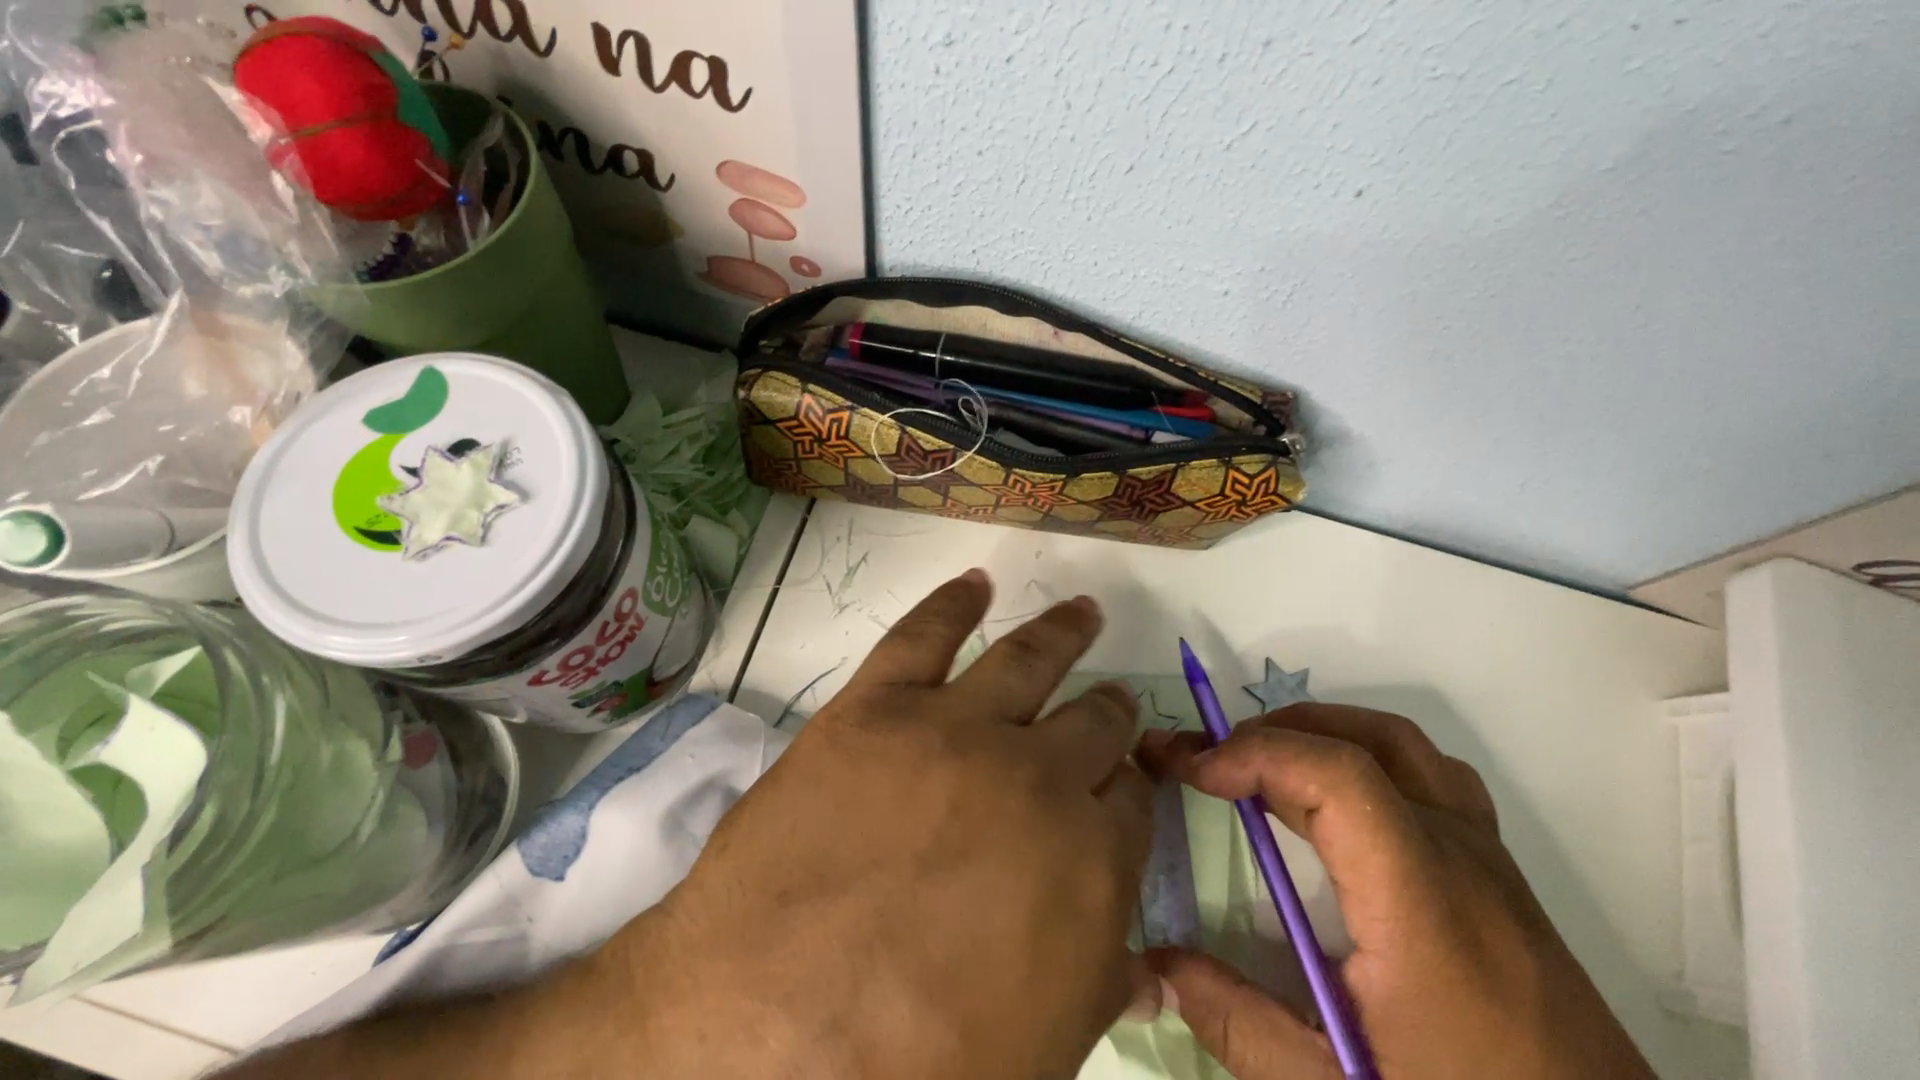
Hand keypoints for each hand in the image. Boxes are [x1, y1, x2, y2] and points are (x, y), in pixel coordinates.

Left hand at [610, 570, 1155, 1079]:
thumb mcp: (1041, 1043)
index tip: (1121, 781)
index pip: (1131, 801)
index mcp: (1093, 860)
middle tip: (1112, 698)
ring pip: (1028, 661)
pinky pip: (925, 635)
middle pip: (1091, 723)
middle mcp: (1039, 777)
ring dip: (1063, 633)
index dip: (1128, 788)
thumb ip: (1098, 987)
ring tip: (1081, 611)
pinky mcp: (876, 709)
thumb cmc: (919, 1058)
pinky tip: (975, 585)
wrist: (770, 1022)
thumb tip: (1148, 978)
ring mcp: (956, 732)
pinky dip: (953, 603)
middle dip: (1108, 710)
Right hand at [1136, 706, 1656, 1079]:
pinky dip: (1364, 757)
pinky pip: (1430, 776)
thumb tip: (1157, 962)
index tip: (1188, 771)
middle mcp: (1460, 856)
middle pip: (1364, 742)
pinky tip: (1335, 804)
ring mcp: (1488, 859)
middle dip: (1269, 735)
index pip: (1338, 774)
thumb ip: (1238, 1023)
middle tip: (1200, 760)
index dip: (1255, 753)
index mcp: (1420, 900)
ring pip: (1404, 746)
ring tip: (1256, 764)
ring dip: (1319, 734)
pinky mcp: (1500, 876)